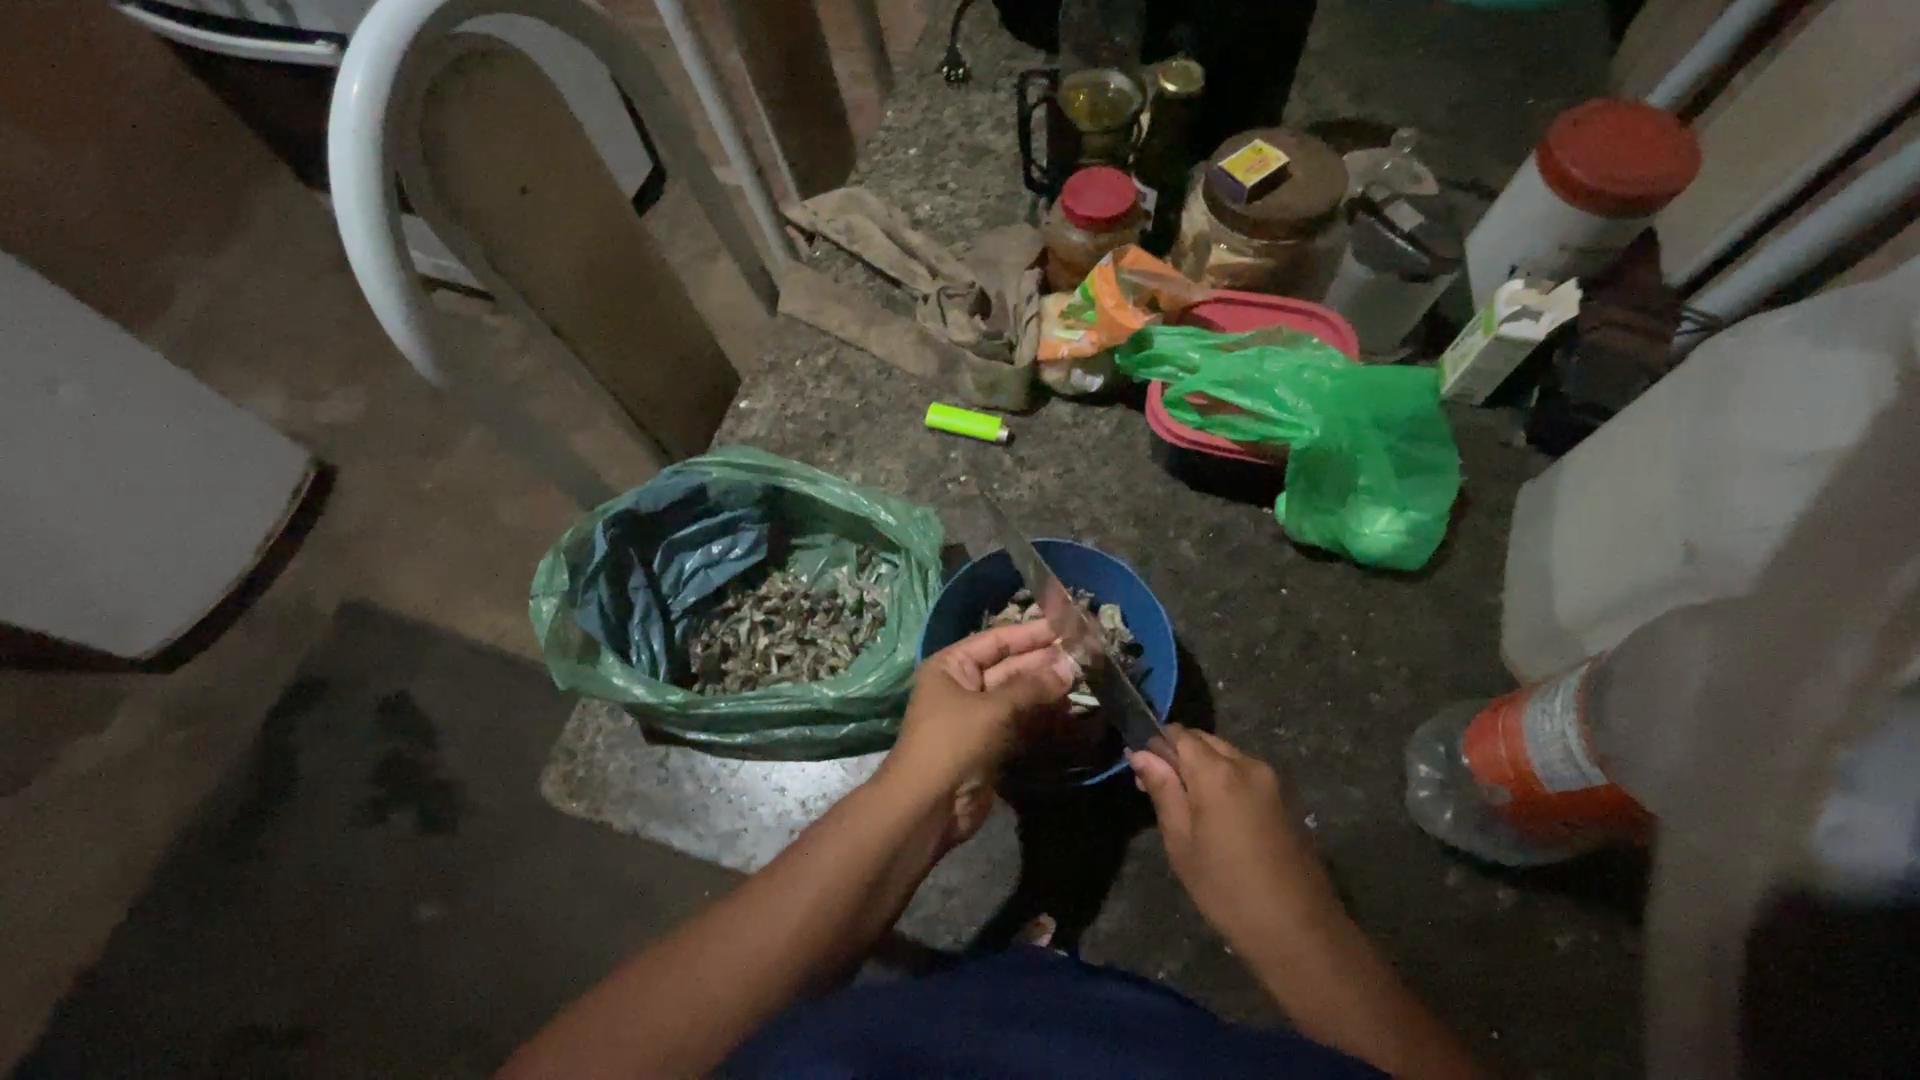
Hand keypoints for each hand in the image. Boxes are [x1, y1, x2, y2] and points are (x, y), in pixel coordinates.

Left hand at [877, 621, 1075, 846]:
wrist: (928, 807)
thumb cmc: (953, 743)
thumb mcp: (993, 708)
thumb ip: (1032, 686)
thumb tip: (1069, 667)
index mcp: (952, 666)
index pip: (996, 640)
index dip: (1031, 633)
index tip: (1066, 626)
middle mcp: (963, 686)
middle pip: (1010, 667)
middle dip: (1045, 663)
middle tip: (1085, 657)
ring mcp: (977, 718)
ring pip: (1019, 697)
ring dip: (1048, 692)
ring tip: (1085, 682)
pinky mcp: (991, 745)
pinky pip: (1021, 723)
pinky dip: (1043, 718)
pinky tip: (1071, 712)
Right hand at [1131, 726, 1338, 951]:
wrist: (1299, 930)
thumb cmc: (1227, 890)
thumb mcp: (1181, 843)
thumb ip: (1163, 791)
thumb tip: (1141, 754)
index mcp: (1218, 773)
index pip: (1180, 734)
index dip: (1156, 745)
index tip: (1141, 770)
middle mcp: (1248, 765)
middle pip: (1205, 741)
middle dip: (1180, 755)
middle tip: (1160, 790)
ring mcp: (1273, 781)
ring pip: (1228, 756)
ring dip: (1204, 768)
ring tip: (1188, 807)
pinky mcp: (1288, 799)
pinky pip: (1247, 774)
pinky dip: (1227, 781)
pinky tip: (1219, 818)